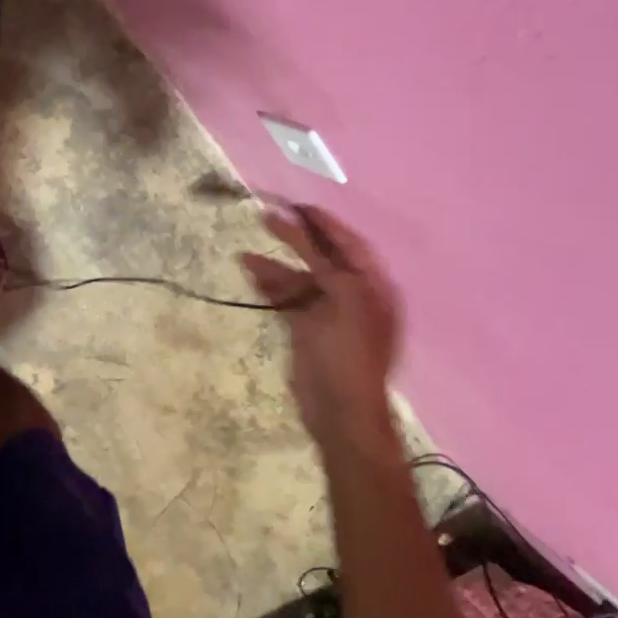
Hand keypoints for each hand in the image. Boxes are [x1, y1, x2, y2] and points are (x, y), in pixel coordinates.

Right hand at [241, 204, 401, 448]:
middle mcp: (354, 296)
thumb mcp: (346, 304)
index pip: (349, 245)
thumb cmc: (348, 357)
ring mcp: (329, 315)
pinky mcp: (307, 331)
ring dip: (276, 265)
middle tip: (267, 219)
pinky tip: (251, 274)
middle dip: (297, 240)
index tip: (297, 206)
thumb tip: (310, 243)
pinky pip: (289, 301)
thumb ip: (329, 270)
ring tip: (244, 253)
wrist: (340, 410)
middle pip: (323, 259)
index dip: (324, 225)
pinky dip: (271, 288)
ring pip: (301, 280)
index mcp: (372, 288)